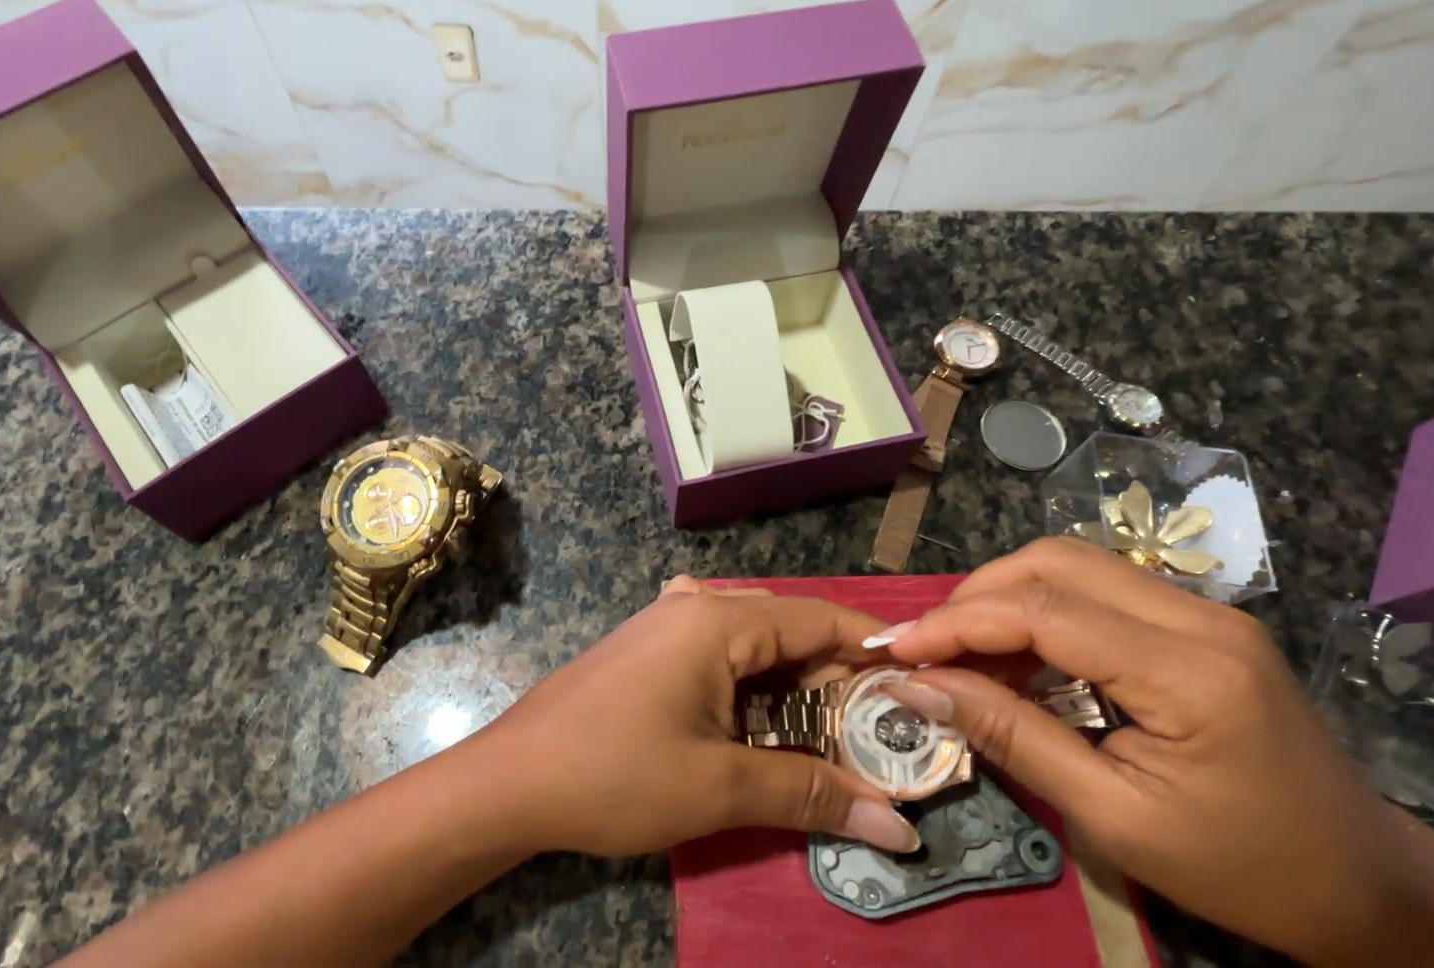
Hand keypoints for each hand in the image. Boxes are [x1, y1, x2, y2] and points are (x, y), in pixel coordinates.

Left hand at [468, 577, 921, 856]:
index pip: (819, 617)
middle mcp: (694, 605)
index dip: (874, 650)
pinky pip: (720, 656)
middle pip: (788, 630)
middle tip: (880, 733)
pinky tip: (765, 725)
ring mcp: (666, 624)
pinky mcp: (648, 651)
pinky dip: (754, 688)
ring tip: (832, 738)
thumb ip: (812, 794)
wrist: (511, 780)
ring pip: (755, 646)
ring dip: (794, 688)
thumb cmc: (616, 773)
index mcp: (716, 618)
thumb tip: (900, 828)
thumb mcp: (721, 787)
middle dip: (836, 681)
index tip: (922, 688)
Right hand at [879, 537, 1433, 965]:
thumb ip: (1014, 737)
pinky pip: (1099, 590)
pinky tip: (1016, 657)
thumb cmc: (1242, 868)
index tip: (895, 649)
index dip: (957, 622)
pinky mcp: (1200, 623)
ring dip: (1004, 598)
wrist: (1367, 886)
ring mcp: (1206, 612)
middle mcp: (1200, 616)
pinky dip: (1040, 611)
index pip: (1044, 609)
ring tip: (961, 654)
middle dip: (975, 596)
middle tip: (926, 648)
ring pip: (1074, 563)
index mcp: (1189, 671)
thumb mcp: (1113, 817)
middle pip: (1056, 561)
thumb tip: (921, 686)